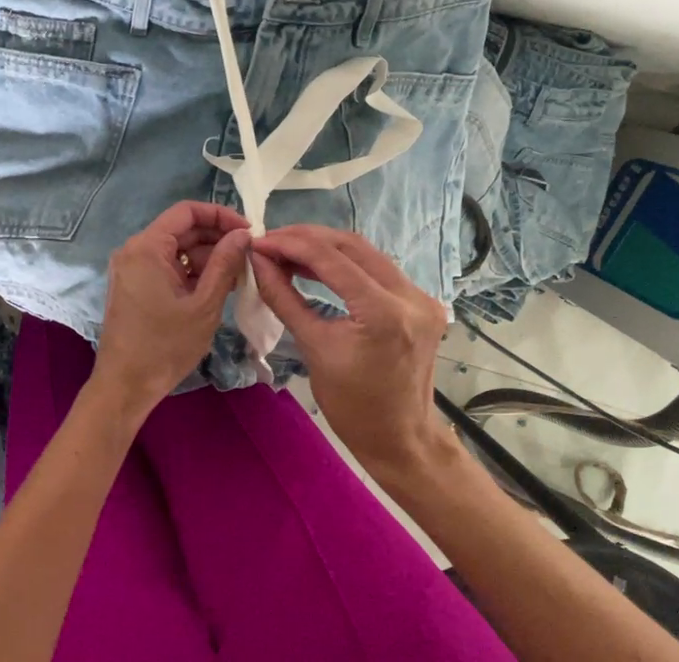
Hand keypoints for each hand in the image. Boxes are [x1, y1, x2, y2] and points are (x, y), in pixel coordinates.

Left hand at [89, 202, 251, 422]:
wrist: (125, 384)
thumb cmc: (165, 345)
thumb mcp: (203, 305)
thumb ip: (225, 265)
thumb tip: (242, 235)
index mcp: (146, 247)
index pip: (186, 211)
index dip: (220, 215)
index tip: (249, 231)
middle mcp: (134, 250)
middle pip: (181, 230)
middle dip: (217, 238)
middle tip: (250, 255)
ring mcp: (132, 268)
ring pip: (176, 249)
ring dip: (207, 257)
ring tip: (240, 274)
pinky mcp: (134, 285)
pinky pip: (167, 267)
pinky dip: (191, 272)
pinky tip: (218, 286)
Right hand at [248, 225, 453, 474]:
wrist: (400, 439)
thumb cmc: (352, 404)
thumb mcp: (312, 347)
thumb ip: (283, 297)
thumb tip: (257, 260)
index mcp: (384, 312)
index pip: (330, 259)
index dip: (289, 244)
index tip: (257, 242)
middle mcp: (410, 297)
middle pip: (351, 246)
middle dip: (305, 238)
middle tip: (269, 242)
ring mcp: (421, 298)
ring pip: (365, 253)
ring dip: (324, 248)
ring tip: (286, 251)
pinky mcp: (421, 303)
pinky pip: (376, 269)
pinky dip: (343, 263)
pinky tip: (314, 266)